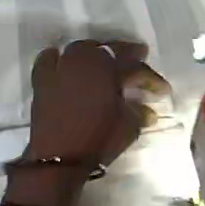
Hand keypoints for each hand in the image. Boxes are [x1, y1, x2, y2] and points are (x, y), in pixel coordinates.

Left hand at [6, 40, 160, 205]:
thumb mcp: (128, 127)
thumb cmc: (98, 139)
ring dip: (96, 52)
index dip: (151, 78)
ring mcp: (61, 66)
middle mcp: (85, 59)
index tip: (162, 89)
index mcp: (109, 68)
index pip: (135, 67)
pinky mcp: (42, 78)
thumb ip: (139, 113)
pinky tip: (64, 60)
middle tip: (139, 56)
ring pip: (82, 49)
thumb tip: (148, 110)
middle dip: (126, 54)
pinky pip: (50, 58)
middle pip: (109, 50)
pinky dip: (60, 57)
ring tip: (106, 59)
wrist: (58, 156)